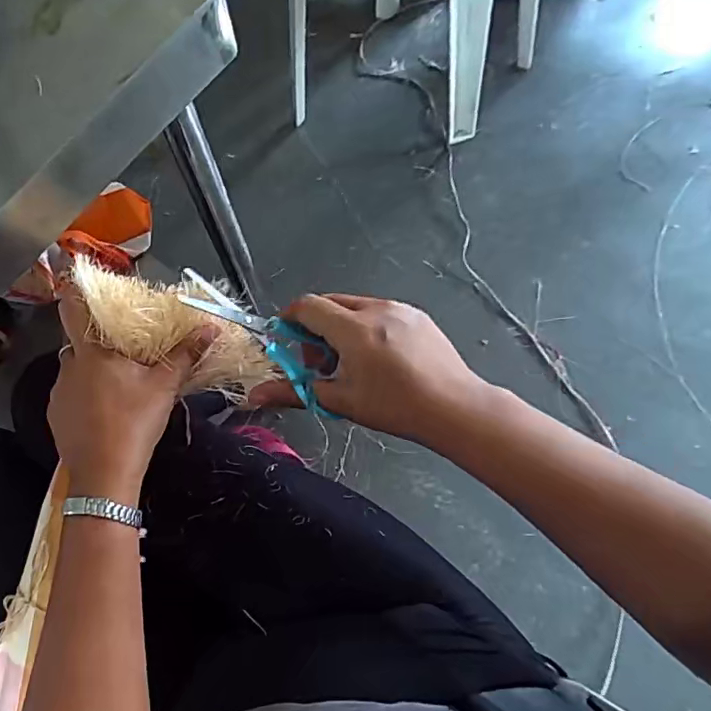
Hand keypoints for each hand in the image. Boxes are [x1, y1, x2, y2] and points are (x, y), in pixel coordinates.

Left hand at [48, 293, 211, 501]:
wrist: (104, 475)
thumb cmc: (134, 423)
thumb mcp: (164, 388)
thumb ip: (184, 355)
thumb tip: (209, 329)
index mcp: (90, 352)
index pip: (73, 309)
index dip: (77, 294)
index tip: (87, 289)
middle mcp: (66, 368)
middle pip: (79, 344)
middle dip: (99, 345)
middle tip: (125, 354)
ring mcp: (57, 394)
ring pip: (75, 372)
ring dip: (92, 374)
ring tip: (118, 389)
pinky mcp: (54, 418)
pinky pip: (69, 397)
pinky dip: (84, 399)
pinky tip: (104, 414)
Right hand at [257, 293, 493, 442]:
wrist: (454, 407)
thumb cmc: (396, 407)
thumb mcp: (339, 401)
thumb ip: (293, 392)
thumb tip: (256, 396)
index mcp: (354, 329)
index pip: (308, 306)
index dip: (289, 319)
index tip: (286, 339)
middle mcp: (376, 310)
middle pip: (329, 302)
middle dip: (313, 326)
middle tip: (318, 361)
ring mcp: (400, 309)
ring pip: (353, 306)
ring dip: (338, 327)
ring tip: (348, 363)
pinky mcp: (416, 316)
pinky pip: (378, 311)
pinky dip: (364, 327)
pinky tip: (374, 359)